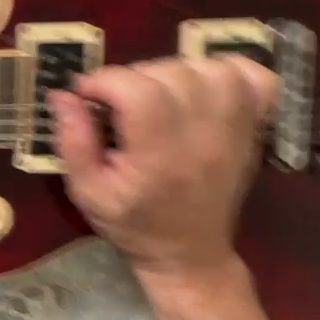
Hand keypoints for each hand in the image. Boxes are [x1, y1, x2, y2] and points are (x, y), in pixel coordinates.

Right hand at [50, 56, 279, 287]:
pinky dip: (227, 70)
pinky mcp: (253, 128)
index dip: (106, 81)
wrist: (187, 250)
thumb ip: (72, 144)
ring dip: (176, 71)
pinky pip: (256, 79)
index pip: (139, 92)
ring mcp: (235, 131)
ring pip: (211, 69)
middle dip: (135, 77)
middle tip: (118, 101)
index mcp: (158, 158)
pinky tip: (201, 85)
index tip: (88, 94)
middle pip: (173, 74)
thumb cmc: (131, 223)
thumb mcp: (86, 193)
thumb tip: (63, 95)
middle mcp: (203, 139)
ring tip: (156, 92)